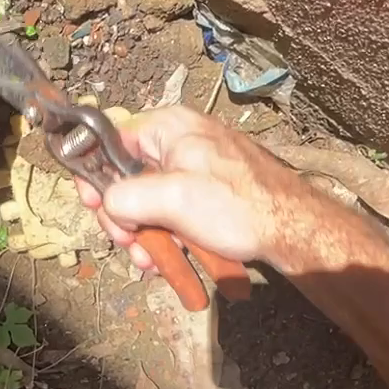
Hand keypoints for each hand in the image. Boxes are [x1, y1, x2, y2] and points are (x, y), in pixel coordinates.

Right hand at [75, 106, 306, 267]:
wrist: (294, 230)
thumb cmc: (238, 206)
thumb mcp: (172, 199)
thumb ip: (123, 197)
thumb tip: (106, 205)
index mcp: (167, 127)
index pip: (110, 142)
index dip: (96, 176)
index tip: (94, 206)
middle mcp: (176, 142)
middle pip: (124, 179)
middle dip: (122, 218)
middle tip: (130, 244)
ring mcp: (190, 169)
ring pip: (144, 202)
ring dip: (141, 235)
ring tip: (152, 261)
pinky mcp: (202, 193)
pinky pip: (167, 213)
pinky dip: (162, 237)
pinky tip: (166, 260)